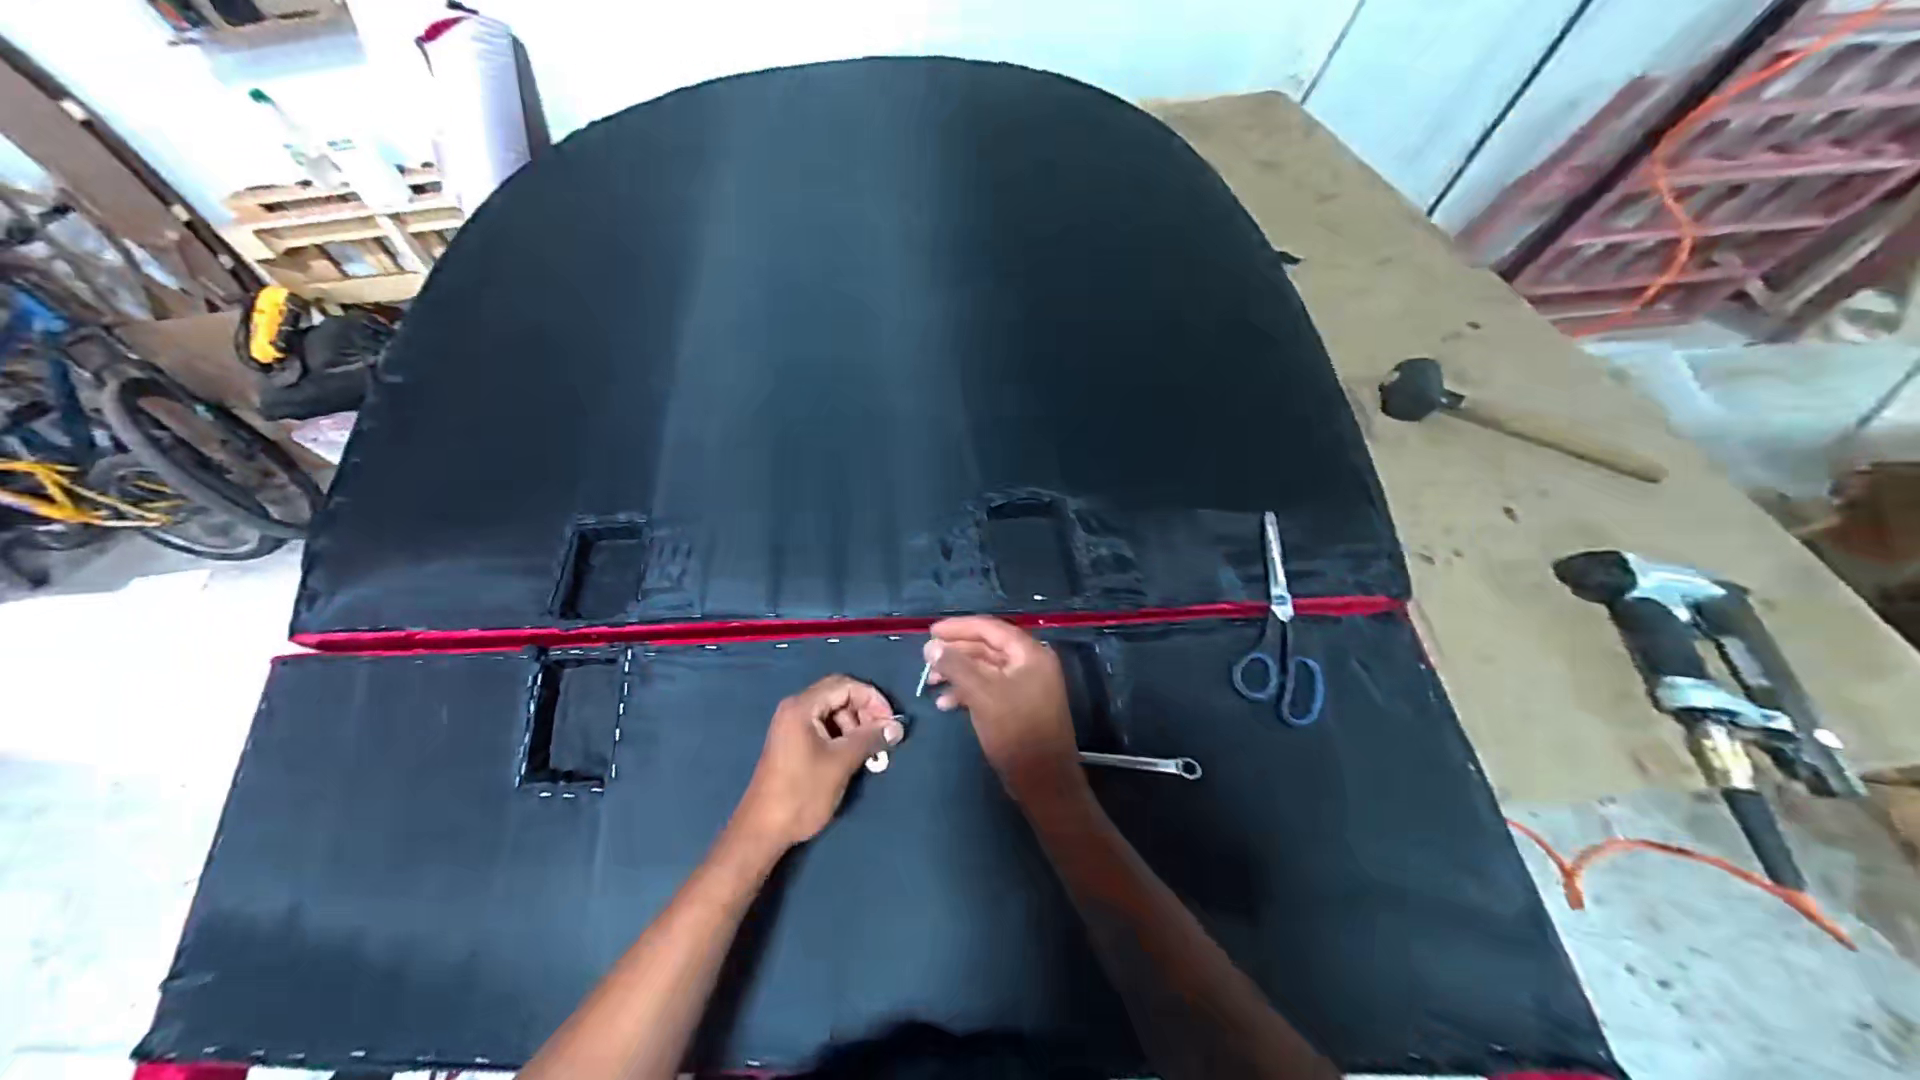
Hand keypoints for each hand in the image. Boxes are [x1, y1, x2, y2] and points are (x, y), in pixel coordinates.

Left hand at [733, 675, 903, 849]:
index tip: (891, 722)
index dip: (873, 699)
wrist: (763, 830)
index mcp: (802, 707)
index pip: (845, 685)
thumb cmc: (802, 792)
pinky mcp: (793, 741)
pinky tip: (855, 755)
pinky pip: (824, 726)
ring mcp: (792, 725)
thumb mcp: (841, 762)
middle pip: (839, 694)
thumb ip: (870, 738)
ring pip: (833, 711)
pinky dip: (843, 735)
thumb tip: (897, 727)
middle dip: (865, 711)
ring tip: (870, 749)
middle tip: (883, 734)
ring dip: (855, 725)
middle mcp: (795, 708)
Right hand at [925, 617, 1084, 804]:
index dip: (958, 627)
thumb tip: (932, 646)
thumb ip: (956, 666)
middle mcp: (1031, 664)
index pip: (990, 628)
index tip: (930, 631)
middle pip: (987, 647)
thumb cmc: (1015, 731)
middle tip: (927, 656)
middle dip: (955, 651)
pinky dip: (967, 692)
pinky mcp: (1019, 706)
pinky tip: (945, 703)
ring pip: (985, 669)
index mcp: (1030, 653)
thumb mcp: (982, 694)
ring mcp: (1026, 686)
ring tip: (930, 681)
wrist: (1043, 780)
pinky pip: (990, 688)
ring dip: (958, 673)